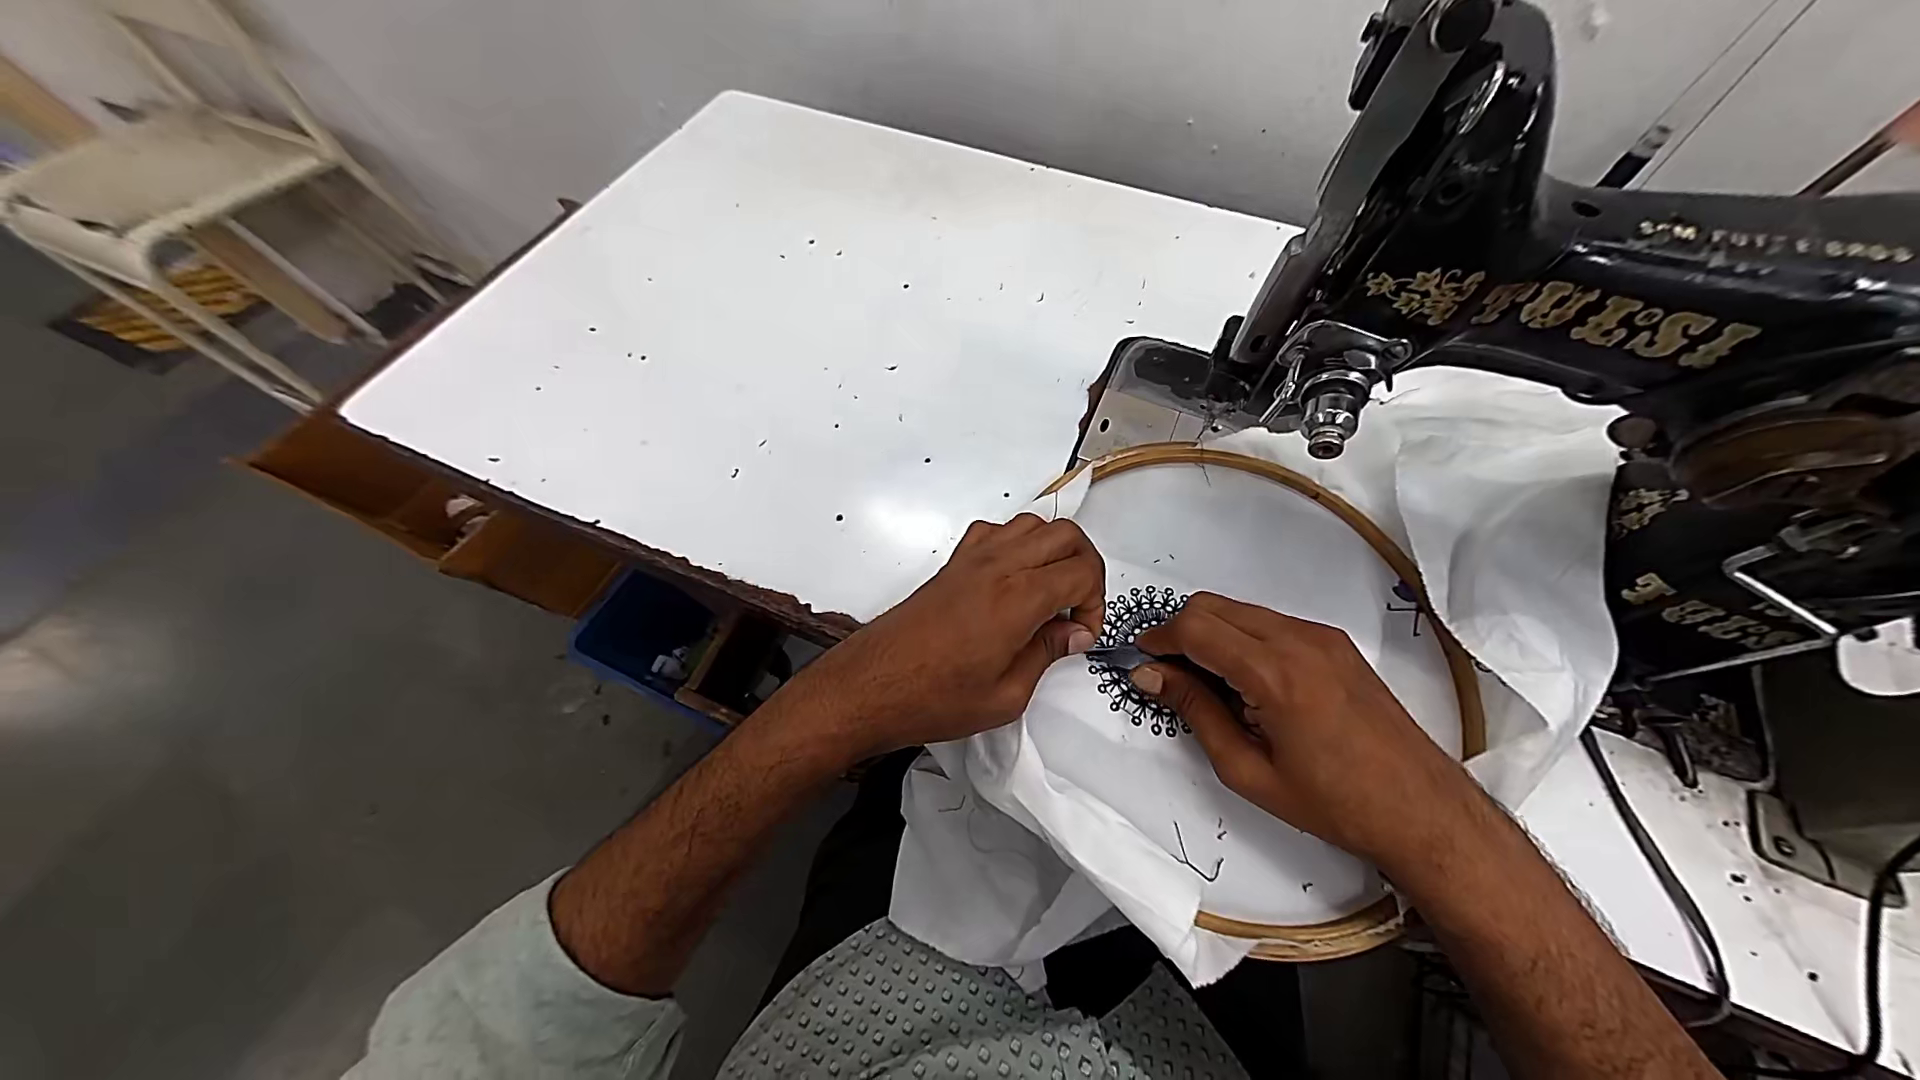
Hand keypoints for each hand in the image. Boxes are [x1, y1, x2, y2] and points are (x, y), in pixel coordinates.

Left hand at [769, 514, 1104, 762]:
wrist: (871, 686)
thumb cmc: (926, 695)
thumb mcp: (1006, 695)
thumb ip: (1047, 654)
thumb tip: (1070, 634)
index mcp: (1016, 599)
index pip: (1081, 572)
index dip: (1096, 602)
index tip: (1082, 629)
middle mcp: (995, 568)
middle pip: (1065, 535)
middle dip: (1087, 566)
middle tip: (1080, 605)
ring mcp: (972, 560)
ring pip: (1032, 523)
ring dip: (1054, 550)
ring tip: (1053, 589)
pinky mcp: (953, 565)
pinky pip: (995, 531)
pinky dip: (1017, 542)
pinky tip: (1016, 574)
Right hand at [1132, 593, 1477, 869]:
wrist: (1421, 811)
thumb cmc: (1340, 802)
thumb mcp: (1245, 768)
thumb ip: (1193, 710)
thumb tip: (1153, 676)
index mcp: (1276, 675)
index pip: (1194, 628)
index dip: (1158, 640)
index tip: (1145, 659)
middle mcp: (1300, 642)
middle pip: (1211, 606)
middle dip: (1180, 632)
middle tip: (1171, 673)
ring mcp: (1321, 638)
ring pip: (1238, 609)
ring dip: (1210, 634)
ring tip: (1211, 685)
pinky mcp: (1333, 642)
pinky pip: (1268, 621)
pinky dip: (1241, 638)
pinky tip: (1245, 681)